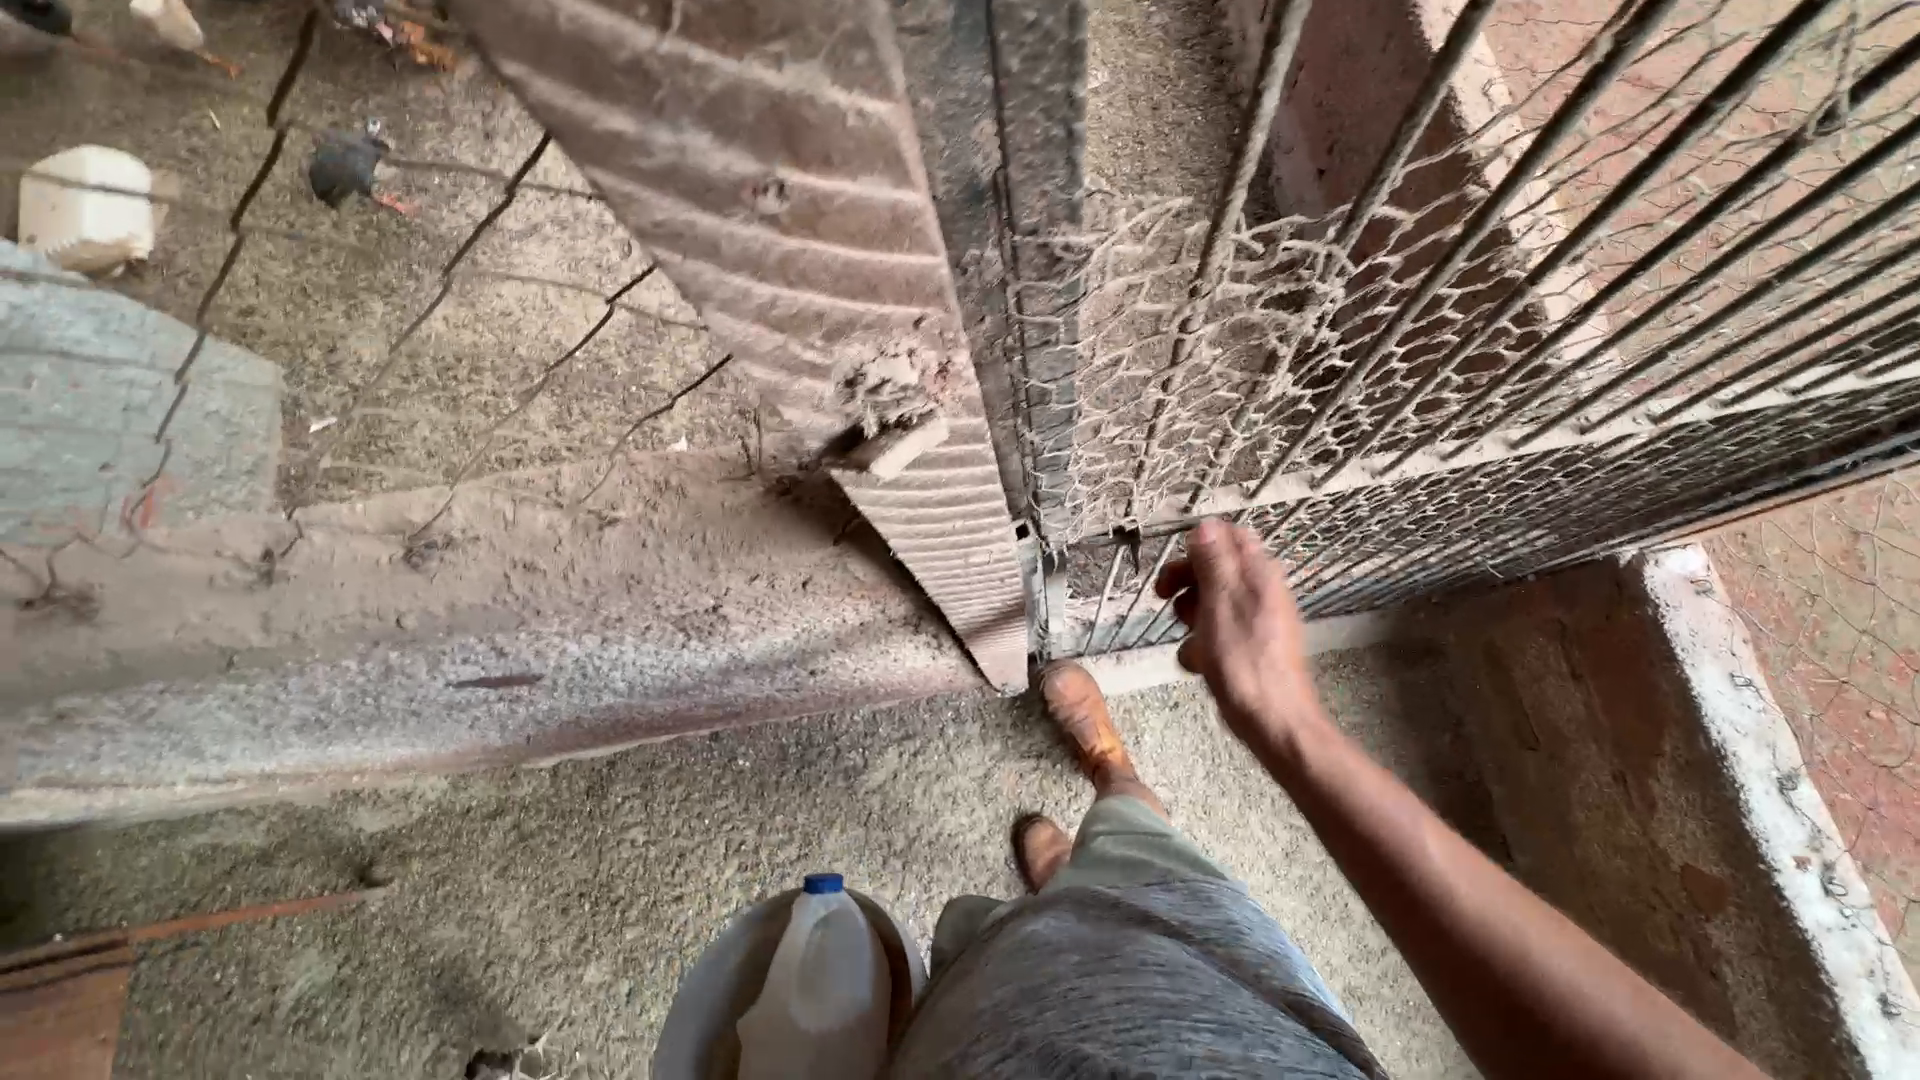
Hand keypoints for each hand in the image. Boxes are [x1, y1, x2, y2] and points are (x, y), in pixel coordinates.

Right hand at [1155, 520, 1325, 749]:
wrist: (1272, 720)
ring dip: (1191, 614)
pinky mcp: (1251, 647)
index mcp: (1259, 574)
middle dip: (1187, 582)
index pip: (1229, 536)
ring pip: (1213, 601)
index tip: (1174, 568)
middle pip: (1217, 568)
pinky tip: (1198, 661)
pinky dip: (1203, 642)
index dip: (1197, 546)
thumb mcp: (1220, 603)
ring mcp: (1258, 620)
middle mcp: (1263, 591)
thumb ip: (1214, 562)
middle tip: (1164, 599)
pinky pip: (1218, 632)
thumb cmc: (1244, 661)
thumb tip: (1205, 525)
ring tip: (1185, 634)